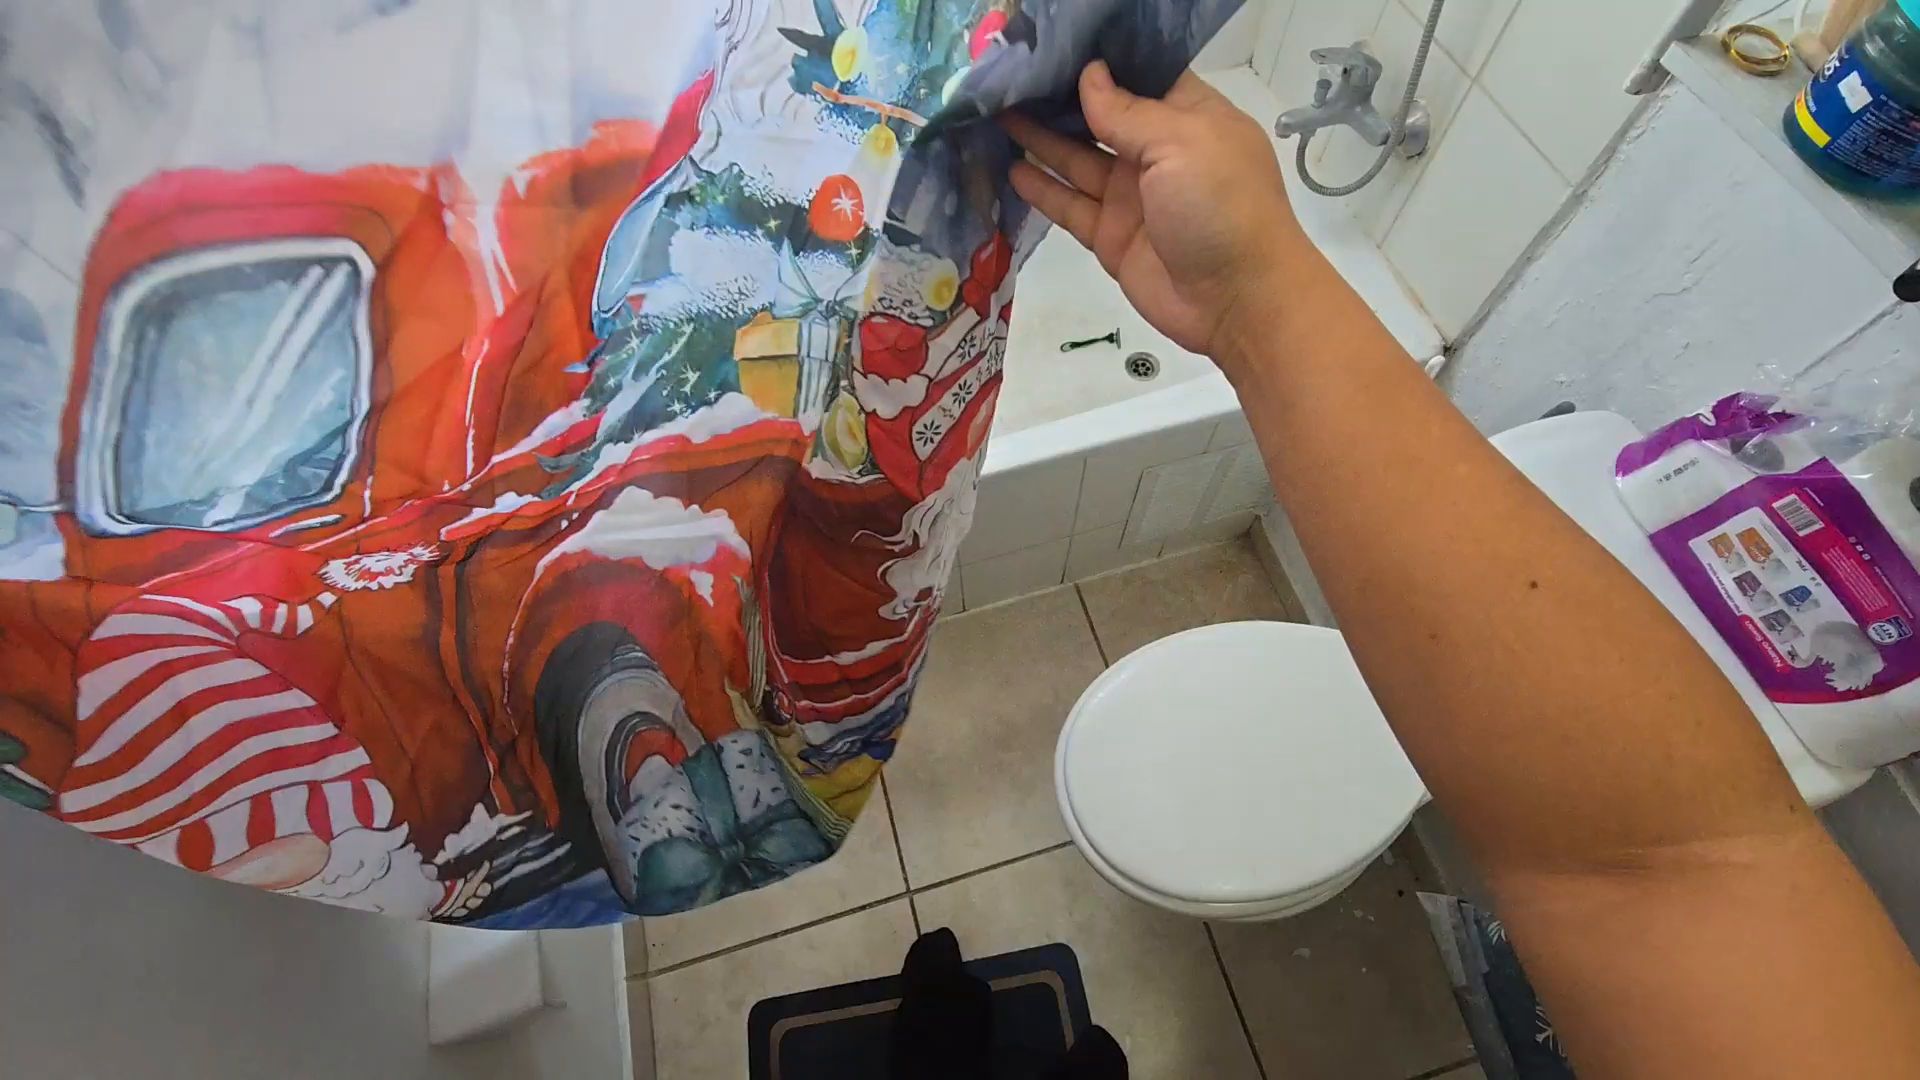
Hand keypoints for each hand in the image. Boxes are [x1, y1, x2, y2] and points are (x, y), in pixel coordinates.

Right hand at [1003, 62, 1308, 361]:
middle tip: (1013, 79)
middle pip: (1100, 118)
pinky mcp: (1111, 238)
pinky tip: (1013, 168)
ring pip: (1078, 161)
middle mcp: (1156, 153)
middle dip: (1061, 100)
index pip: (1137, 78)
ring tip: (1000, 115)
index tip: (1053, 48)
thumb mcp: (1181, 143)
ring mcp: (1131, 198)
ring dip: (1042, 140)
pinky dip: (1043, 190)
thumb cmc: (1222, 207)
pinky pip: (1071, 207)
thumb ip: (1128, 113)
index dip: (1099, 64)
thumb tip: (1089, 77)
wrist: (1234, 299)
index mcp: (1186, 117)